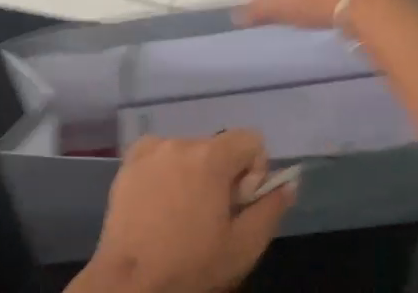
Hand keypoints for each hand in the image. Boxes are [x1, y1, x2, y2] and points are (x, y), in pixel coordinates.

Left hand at [77, 130, 293, 292]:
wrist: (129, 280)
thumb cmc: (190, 264)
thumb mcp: (243, 247)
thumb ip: (270, 209)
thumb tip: (289, 183)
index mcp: (211, 156)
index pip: (251, 139)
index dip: (254, 171)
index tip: (240, 202)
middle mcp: (181, 141)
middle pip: (218, 147)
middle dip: (223, 175)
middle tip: (212, 214)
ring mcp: (151, 149)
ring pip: (189, 151)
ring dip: (194, 173)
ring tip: (183, 212)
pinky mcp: (129, 161)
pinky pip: (160, 155)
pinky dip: (166, 171)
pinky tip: (160, 202)